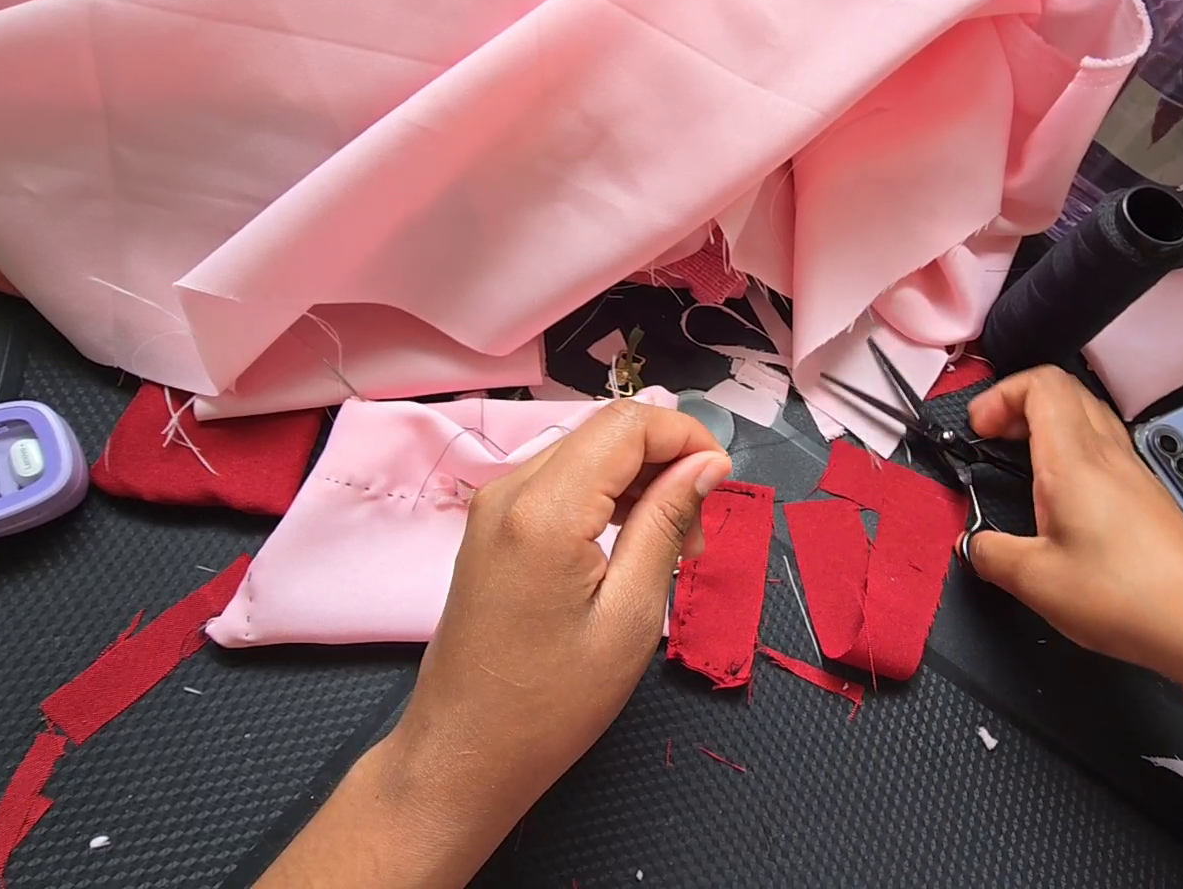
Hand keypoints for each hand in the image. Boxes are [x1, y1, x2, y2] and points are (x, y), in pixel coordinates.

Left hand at [384, 400, 730, 857]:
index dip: (686, 437)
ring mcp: (495, 503)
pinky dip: (608, 494)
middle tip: (695, 532)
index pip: (629, 425)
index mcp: (544, 509)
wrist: (461, 756)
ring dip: (641, 479)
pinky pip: (564, 479)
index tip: (722, 481)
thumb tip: (708, 463)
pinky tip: (629, 539)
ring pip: (588, 452)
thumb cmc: (553, 703)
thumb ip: (667, 521)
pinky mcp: (494, 523)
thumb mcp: (630, 614)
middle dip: (667, 461)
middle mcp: (511, 488)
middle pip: (608, 432)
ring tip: (669, 544)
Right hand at [964, 367, 1182, 689]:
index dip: (1000, 394)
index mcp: (1074, 460)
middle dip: (1017, 403)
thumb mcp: (1036, 581)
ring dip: (1045, 423)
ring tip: (1019, 459)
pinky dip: (1069, 449)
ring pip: (1086, 415)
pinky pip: (1103, 446)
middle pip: (1064, 390)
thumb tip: (973, 545)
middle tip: (992, 437)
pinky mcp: (1147, 496)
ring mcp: (1133, 472)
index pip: (1041, 384)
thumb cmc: (1128, 597)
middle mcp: (1107, 455)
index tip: (978, 429)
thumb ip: (990, 555)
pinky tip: (1058, 495)